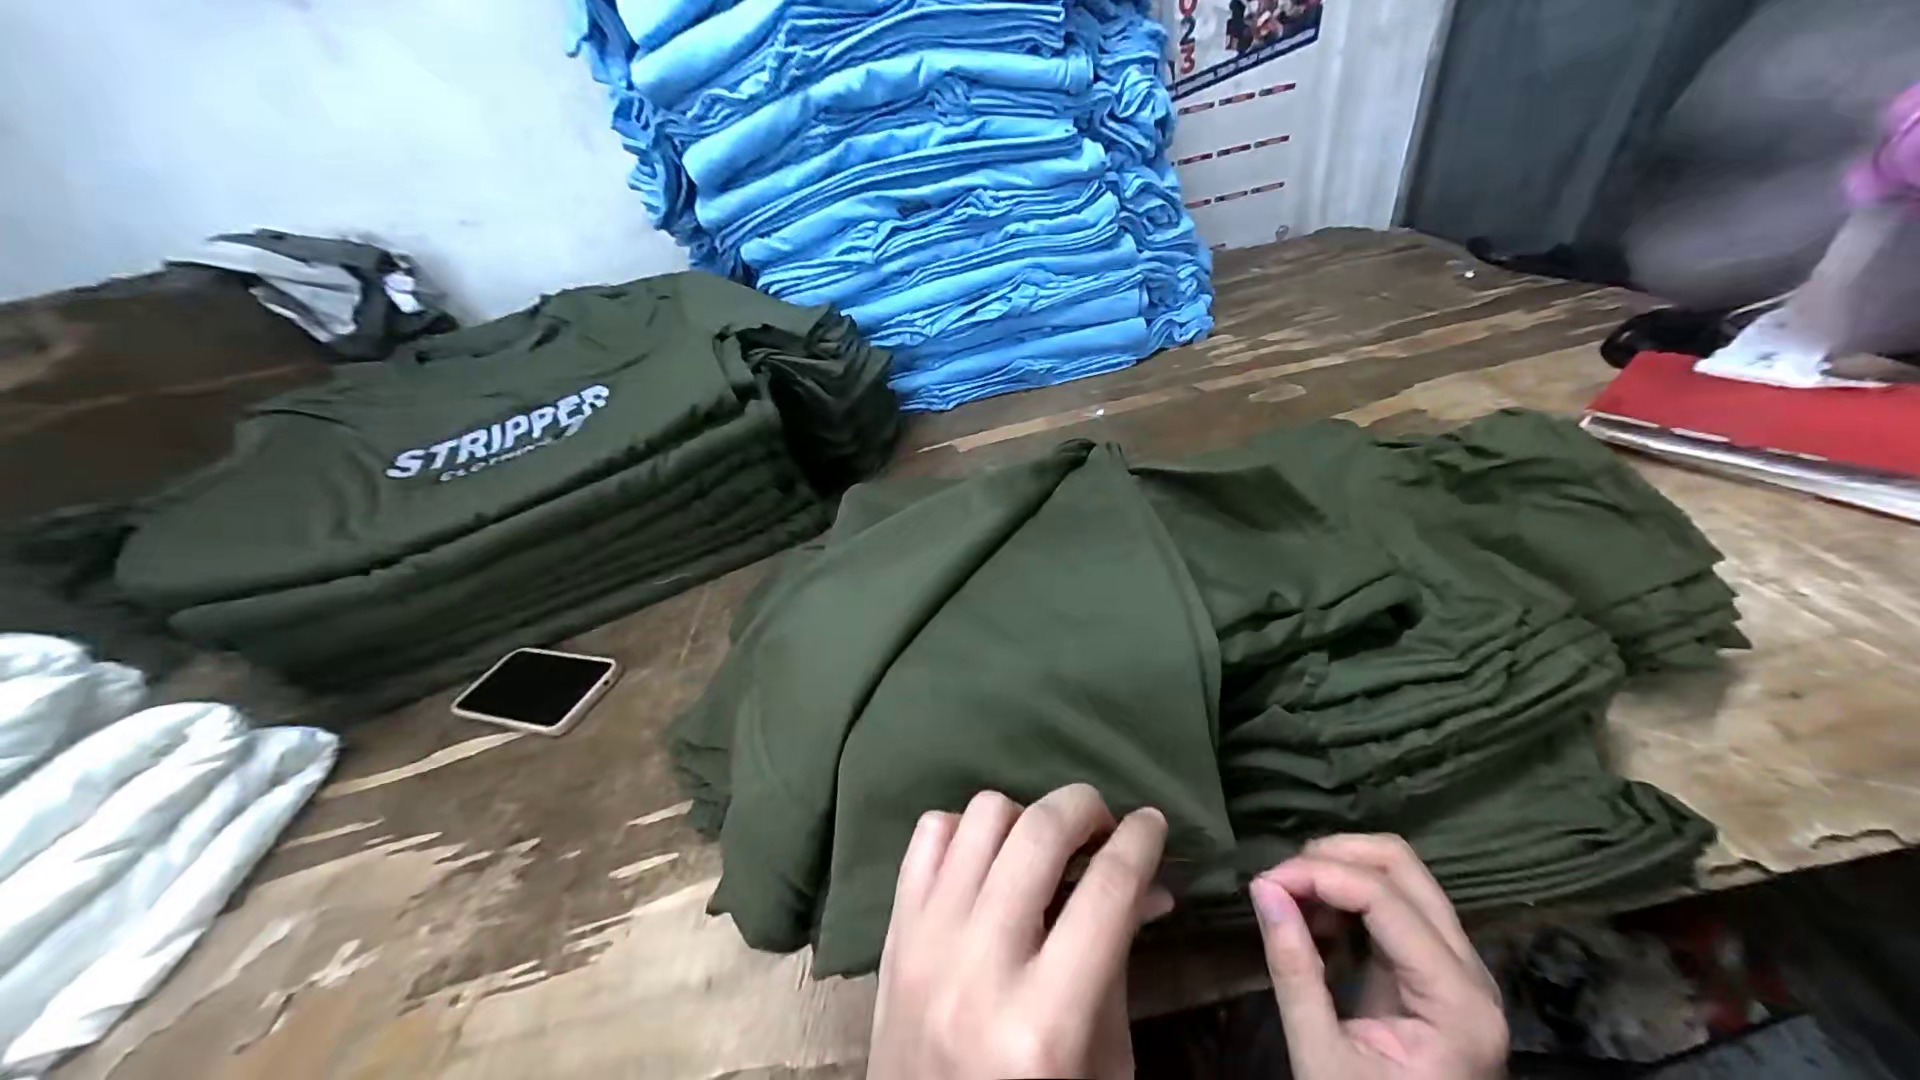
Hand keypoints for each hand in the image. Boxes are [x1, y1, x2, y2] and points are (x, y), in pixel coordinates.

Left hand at [868, 785, 1171, 1079]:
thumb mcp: (1101, 1060)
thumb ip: (1119, 959)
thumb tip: (1150, 884)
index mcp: (1044, 1023)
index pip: (1106, 892)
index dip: (1141, 841)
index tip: (1152, 821)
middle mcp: (979, 967)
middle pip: (1038, 833)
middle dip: (1084, 807)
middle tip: (1102, 823)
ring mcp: (926, 940)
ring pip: (982, 816)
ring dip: (1025, 815)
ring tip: (1042, 847)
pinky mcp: (894, 928)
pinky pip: (929, 832)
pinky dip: (965, 830)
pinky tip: (988, 860)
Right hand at [1251, 835, 1507, 1079]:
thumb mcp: (1320, 1056)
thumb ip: (1293, 968)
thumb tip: (1262, 886)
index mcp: (1456, 1003)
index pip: (1385, 898)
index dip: (1318, 874)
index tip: (1263, 883)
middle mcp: (1471, 972)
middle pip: (1403, 865)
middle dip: (1333, 855)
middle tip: (1281, 879)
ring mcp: (1460, 967)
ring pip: (1402, 872)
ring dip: (1339, 866)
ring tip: (1293, 896)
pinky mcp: (1437, 967)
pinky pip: (1395, 899)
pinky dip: (1348, 888)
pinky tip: (1315, 912)